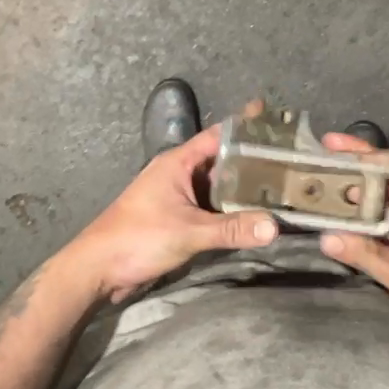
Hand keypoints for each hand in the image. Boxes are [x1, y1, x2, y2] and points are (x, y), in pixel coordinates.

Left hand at [59, 123, 278, 302]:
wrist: (97, 269)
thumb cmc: (138, 238)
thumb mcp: (189, 232)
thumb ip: (232, 228)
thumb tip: (274, 226)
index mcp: (177, 163)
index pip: (219, 135)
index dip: (246, 126)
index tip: (276, 120)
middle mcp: (178, 174)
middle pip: (222, 160)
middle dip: (252, 159)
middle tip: (290, 160)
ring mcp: (177, 197)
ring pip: (217, 186)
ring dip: (242, 187)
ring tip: (280, 186)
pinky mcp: (176, 219)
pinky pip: (210, 207)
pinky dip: (230, 208)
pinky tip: (253, 214)